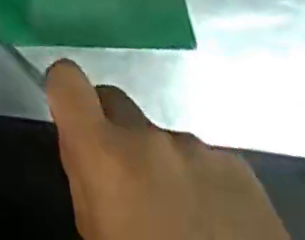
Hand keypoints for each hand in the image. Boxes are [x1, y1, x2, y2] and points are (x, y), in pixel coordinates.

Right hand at [47, 60, 289, 238]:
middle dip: (112, 134)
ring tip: (175, 222)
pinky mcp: (241, 169)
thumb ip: (86, 186)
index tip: (66, 112)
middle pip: (117, 105)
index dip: (63, 89)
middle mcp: (152, 137)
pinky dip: (198, 185)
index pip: (68, 81)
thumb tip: (83, 154)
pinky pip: (203, 162)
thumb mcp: (95, 237)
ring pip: (162, 142)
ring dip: (160, 168)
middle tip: (122, 188)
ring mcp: (201, 149)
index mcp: (107, 156)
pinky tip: (210, 227)